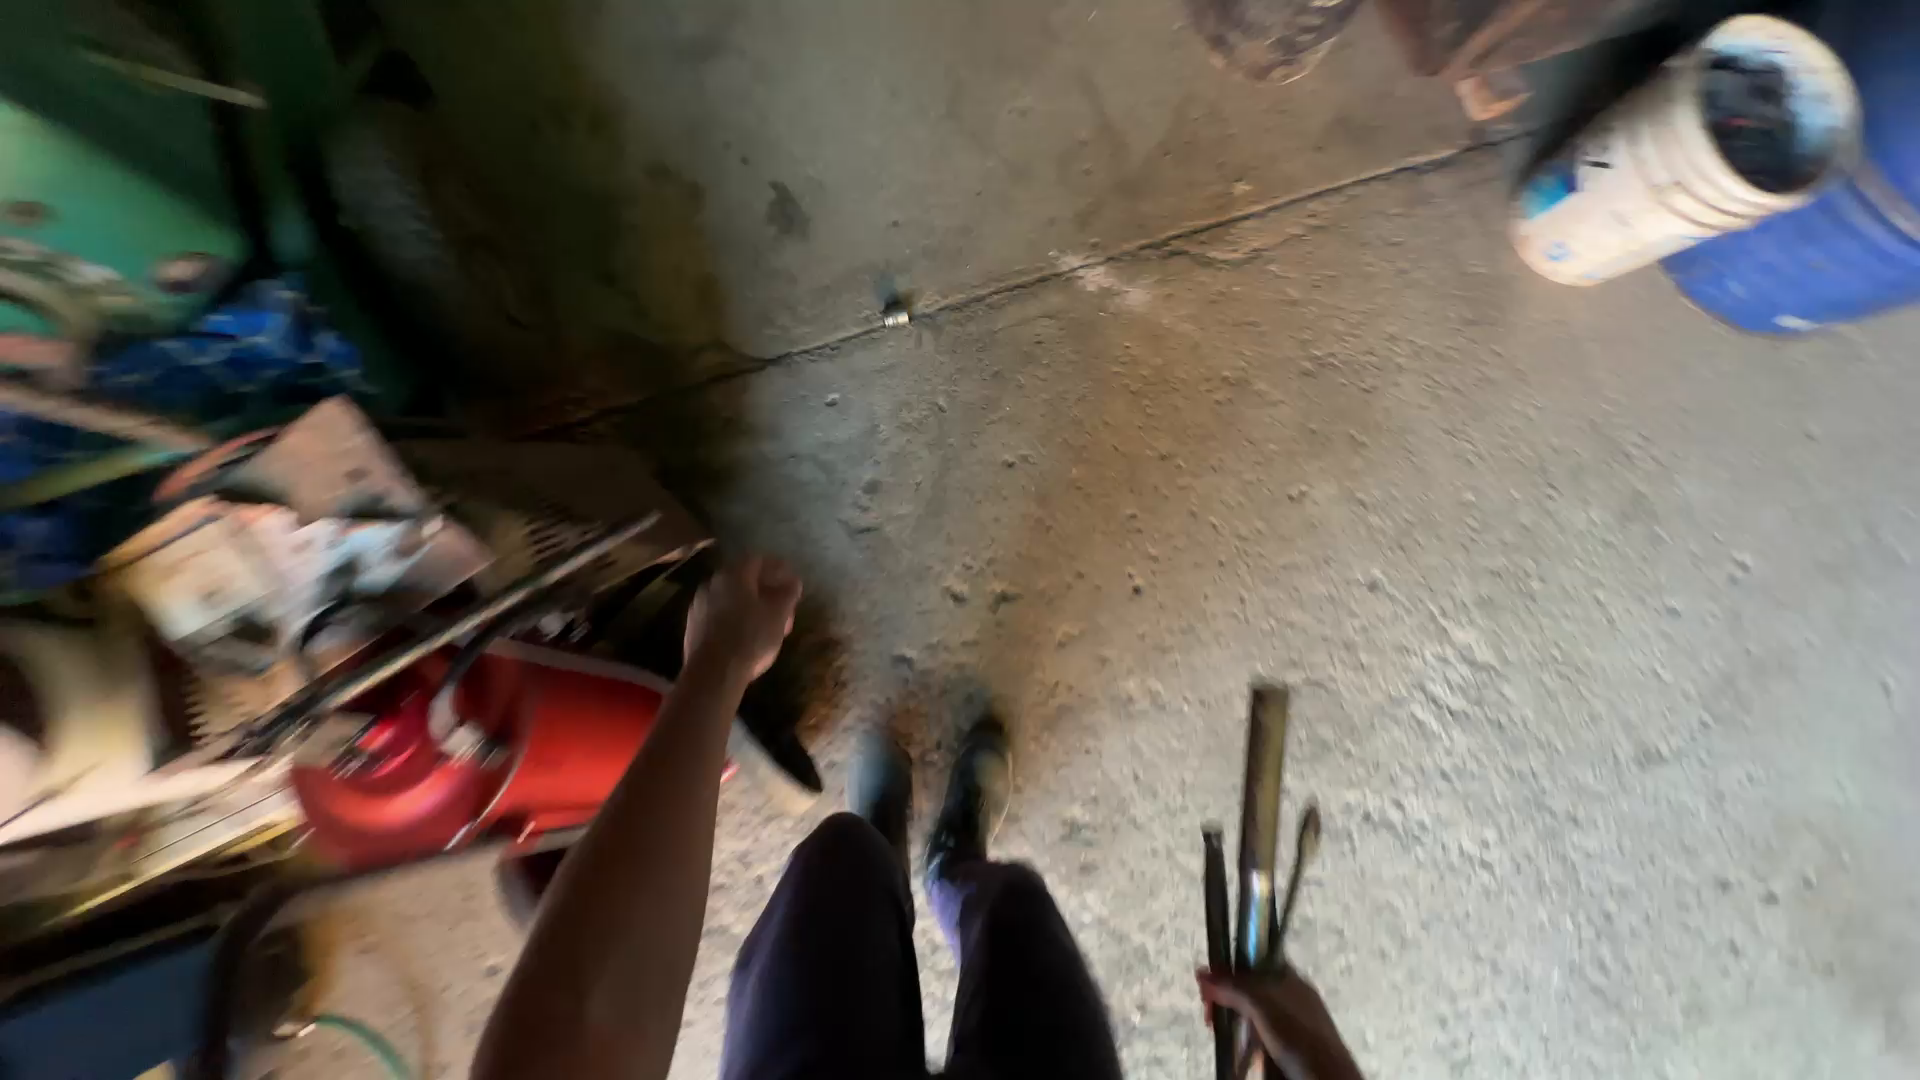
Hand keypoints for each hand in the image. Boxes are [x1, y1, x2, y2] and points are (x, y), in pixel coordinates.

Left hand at [683, 554, 801, 680]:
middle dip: (766, 590)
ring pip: (731, 597)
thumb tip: (793, 581)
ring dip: (751, 605)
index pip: (758, 559)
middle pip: (744, 579)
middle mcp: (713, 583)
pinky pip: (719, 613)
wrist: (713, 673)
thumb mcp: (779, 614)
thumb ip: (788, 593)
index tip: (790, 578)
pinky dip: (735, 617)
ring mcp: (699, 604)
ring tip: (768, 624)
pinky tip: (745, 635)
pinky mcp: (693, 625)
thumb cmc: (751, 637)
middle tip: (783, 606)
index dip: (777, 566)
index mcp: (734, 575)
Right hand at [1197, 968, 1363, 1079]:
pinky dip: (1243, 1040)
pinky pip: (1257, 1035)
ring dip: (1231, 1020)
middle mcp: (1288, 996)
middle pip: (1247, 987)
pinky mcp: (1286, 1047)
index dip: (1227, 967)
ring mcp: (1288, 1023)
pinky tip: (1235, 1047)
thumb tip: (1200, 972)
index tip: (1208, 982)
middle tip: (1209, 1012)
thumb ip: (1231, 987)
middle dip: (1224, 997)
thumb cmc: (1297, 1035)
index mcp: (1288, 977)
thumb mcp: (1261, 1005)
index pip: (1251, 959)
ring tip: (1217, 1028)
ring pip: (1250, 1013)